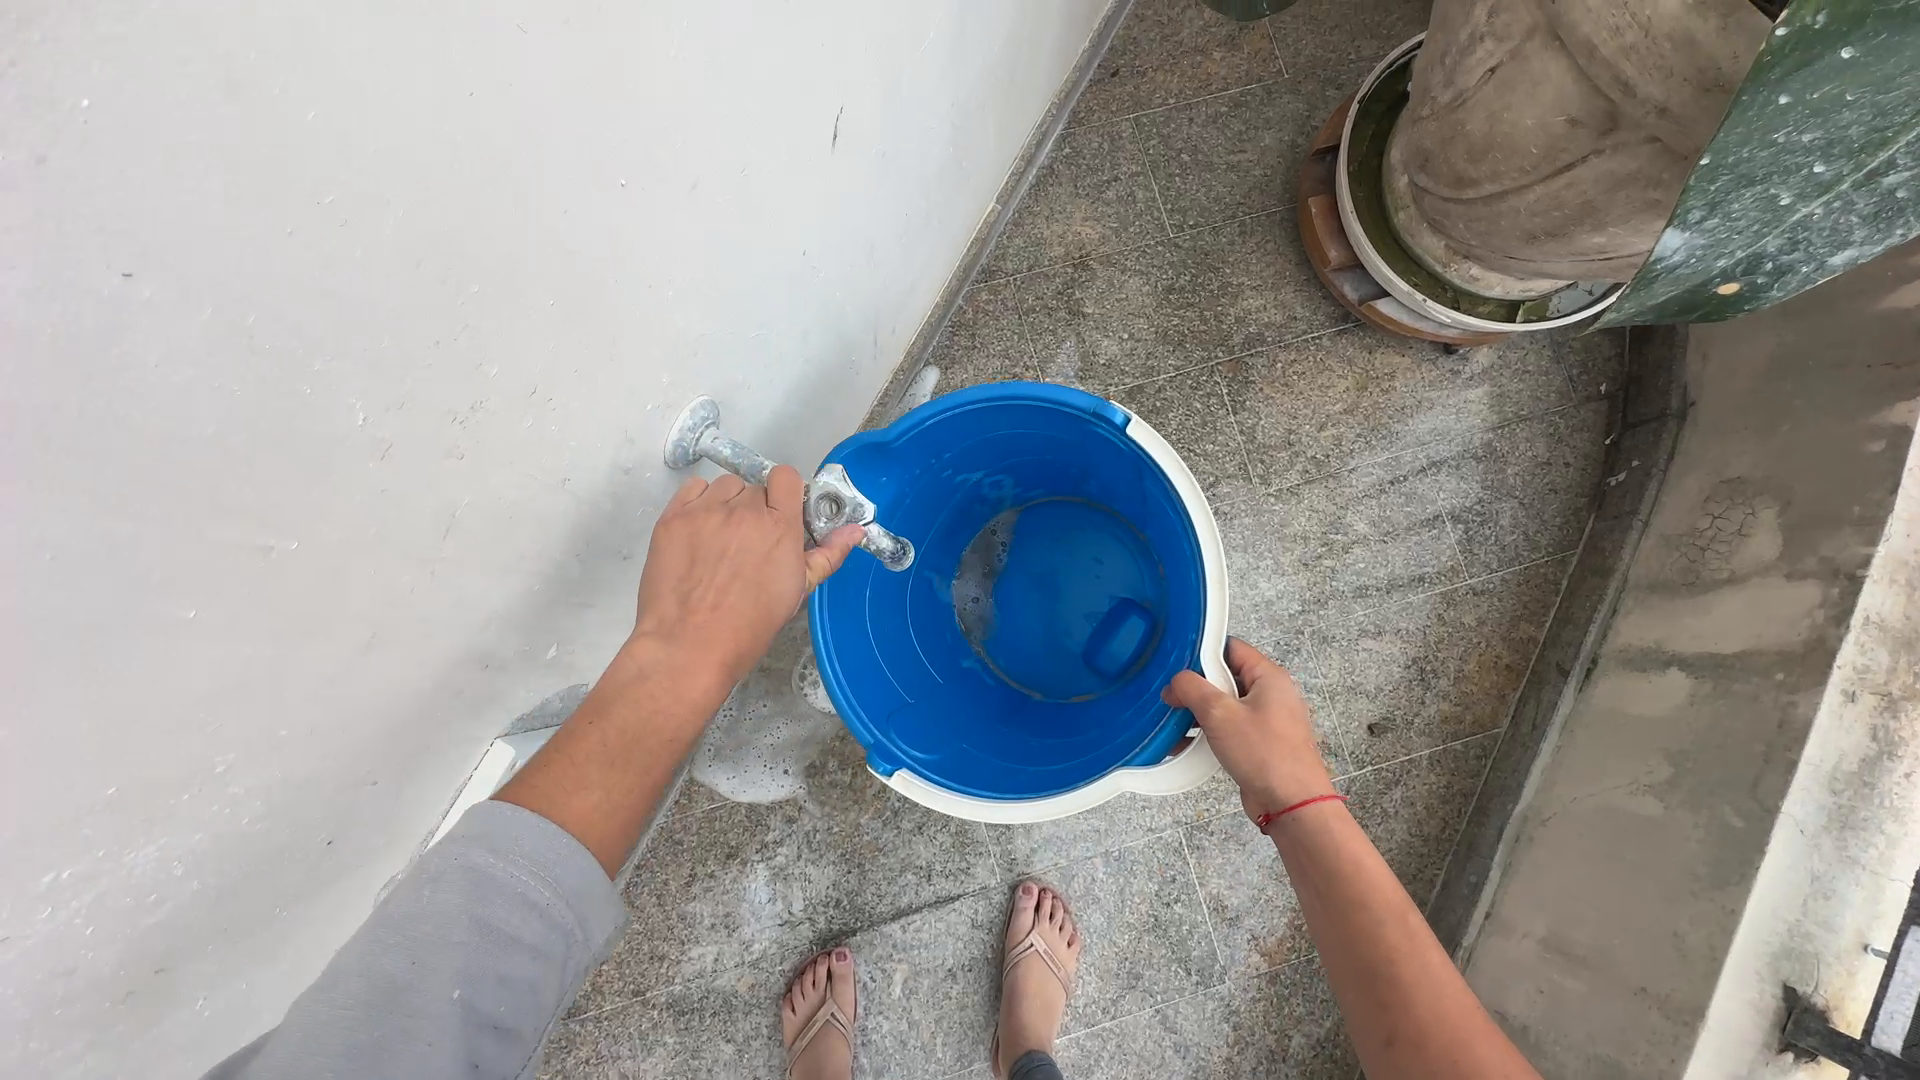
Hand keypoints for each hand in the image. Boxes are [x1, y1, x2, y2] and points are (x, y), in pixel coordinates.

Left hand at [629, 466, 863, 696]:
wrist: (690, 645)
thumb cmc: (749, 625)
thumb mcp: (797, 590)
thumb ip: (828, 555)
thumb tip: (856, 531)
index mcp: (780, 526)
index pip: (787, 477)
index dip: (786, 494)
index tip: (782, 515)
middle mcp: (744, 510)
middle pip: (756, 488)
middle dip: (757, 509)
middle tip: (749, 543)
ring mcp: (705, 512)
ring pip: (725, 487)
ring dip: (728, 505)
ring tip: (722, 539)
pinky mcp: (673, 518)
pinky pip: (692, 489)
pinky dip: (699, 503)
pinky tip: (700, 531)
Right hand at [1162, 637, 1334, 822]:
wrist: (1292, 805)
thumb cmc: (1266, 756)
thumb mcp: (1219, 713)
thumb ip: (1192, 688)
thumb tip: (1176, 682)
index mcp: (1268, 677)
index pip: (1230, 648)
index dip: (1202, 653)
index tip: (1177, 664)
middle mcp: (1269, 695)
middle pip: (1223, 678)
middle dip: (1194, 688)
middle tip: (1172, 698)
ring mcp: (1264, 721)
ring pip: (1222, 706)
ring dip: (1196, 714)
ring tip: (1172, 724)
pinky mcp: (1257, 744)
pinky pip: (1226, 729)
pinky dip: (1205, 734)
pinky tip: (1182, 744)